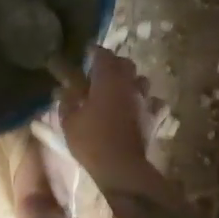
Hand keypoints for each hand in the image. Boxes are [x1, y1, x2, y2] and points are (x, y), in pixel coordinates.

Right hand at [57, 47, 155, 182]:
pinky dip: (148, 102)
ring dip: (132, 81)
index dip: (94, 51)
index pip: (103, 56)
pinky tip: (142, 107)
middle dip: (114, 63)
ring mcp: (145, 101)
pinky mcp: (155, 118)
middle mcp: (129, 85)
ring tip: (122, 88)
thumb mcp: (69, 122)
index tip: (87, 51)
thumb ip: (67, 102)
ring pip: (142, 81)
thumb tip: (63, 89)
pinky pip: (155, 103)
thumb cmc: (91, 141)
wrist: (121, 166)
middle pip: (126, 64)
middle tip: (102, 70)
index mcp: (107, 81)